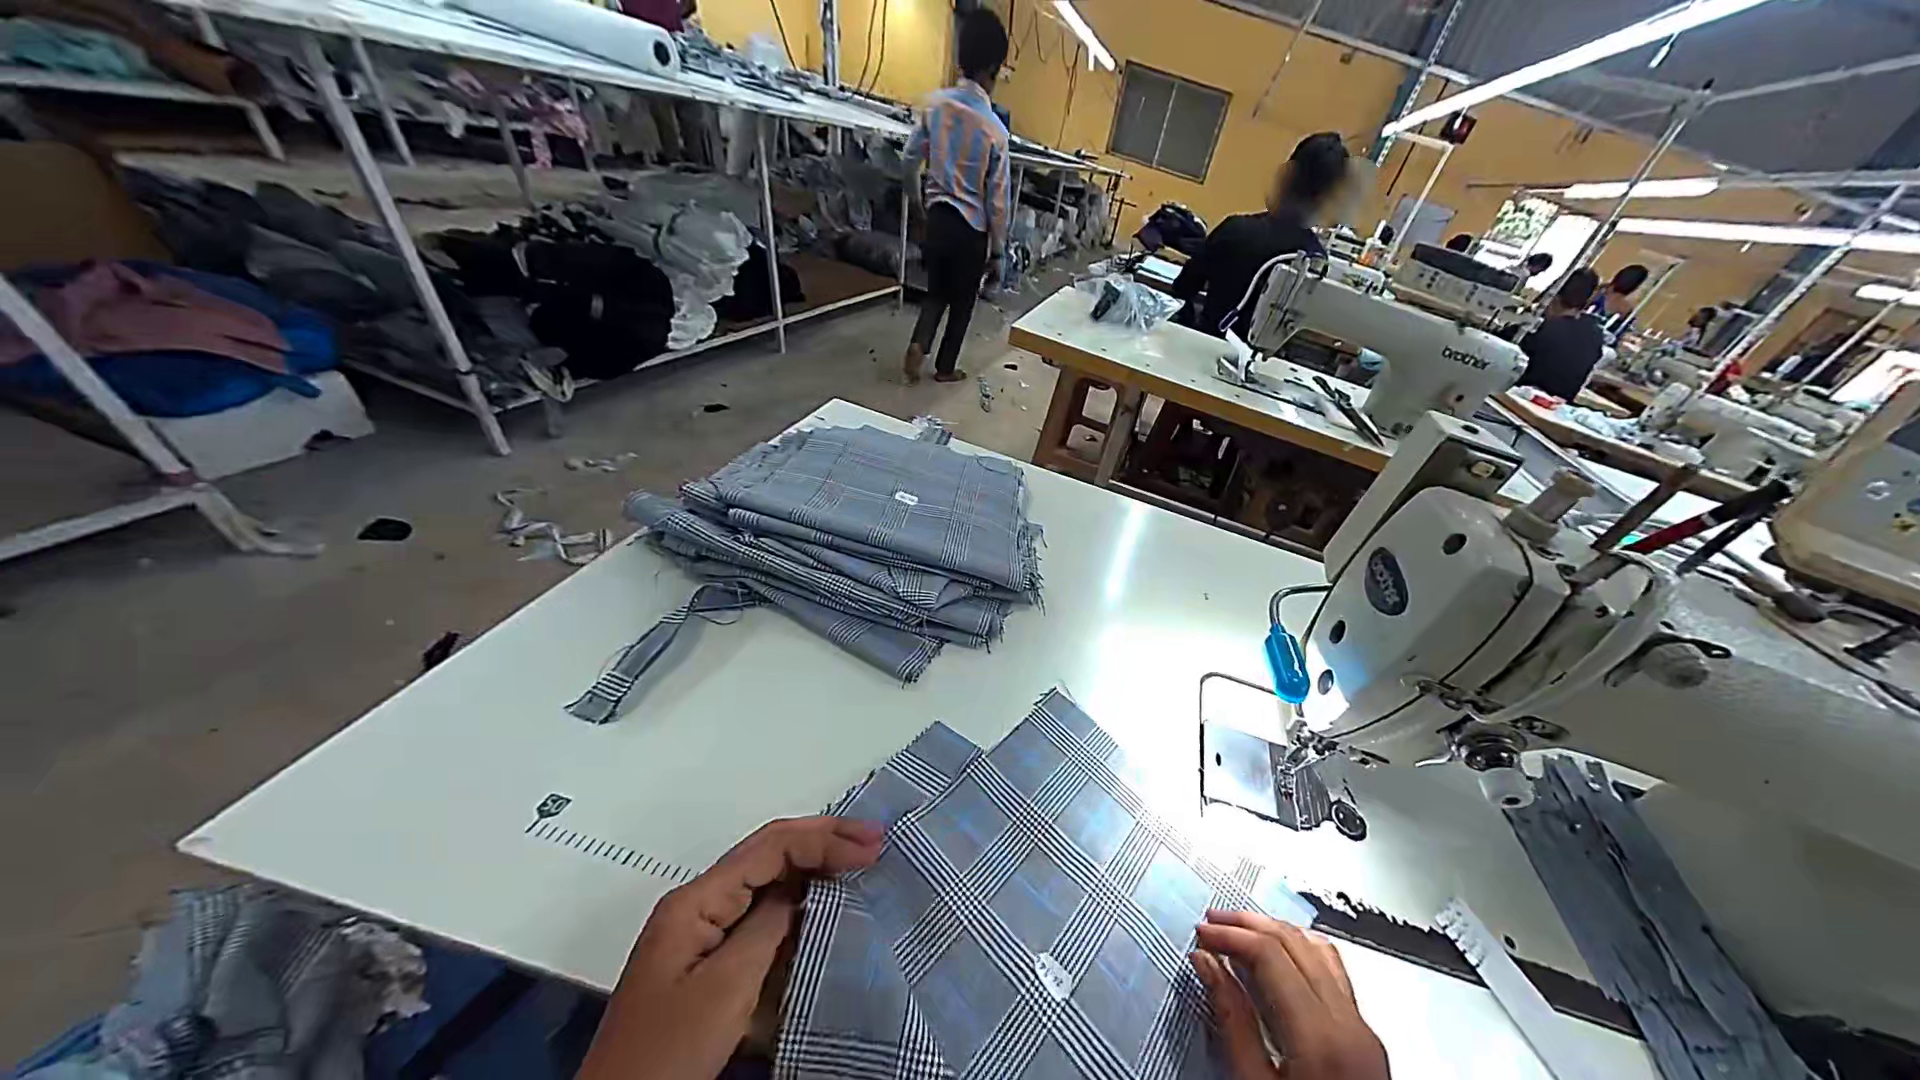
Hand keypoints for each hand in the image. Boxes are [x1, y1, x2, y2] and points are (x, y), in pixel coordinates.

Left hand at [579, 817, 883, 1079]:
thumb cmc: (669, 1050)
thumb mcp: (726, 988)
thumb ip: (767, 927)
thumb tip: (799, 894)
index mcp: (697, 899)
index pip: (770, 847)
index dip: (823, 840)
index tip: (869, 849)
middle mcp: (701, 901)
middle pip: (769, 852)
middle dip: (823, 840)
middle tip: (873, 839)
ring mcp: (705, 928)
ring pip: (769, 879)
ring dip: (814, 865)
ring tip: (858, 857)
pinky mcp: (712, 957)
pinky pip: (763, 914)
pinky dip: (800, 901)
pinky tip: (827, 902)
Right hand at [1192, 909, 1389, 1079]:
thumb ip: (1231, 1018)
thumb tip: (1206, 962)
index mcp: (1320, 1037)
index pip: (1269, 953)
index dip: (1230, 935)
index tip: (1199, 934)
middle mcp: (1350, 1024)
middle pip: (1294, 942)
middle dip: (1247, 924)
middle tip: (1210, 923)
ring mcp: (1364, 1030)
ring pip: (1317, 949)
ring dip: (1273, 932)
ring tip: (1238, 932)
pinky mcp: (1366, 1039)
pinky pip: (1332, 971)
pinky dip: (1298, 950)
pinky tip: (1277, 956)